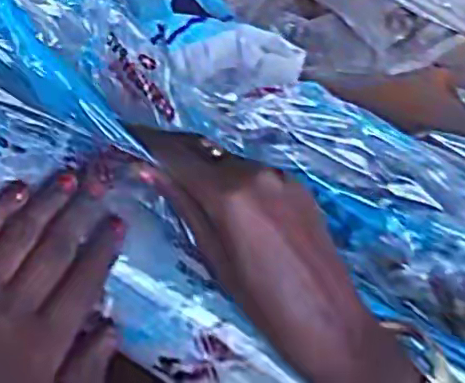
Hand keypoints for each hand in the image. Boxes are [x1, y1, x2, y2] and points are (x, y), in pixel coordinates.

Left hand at [0, 170, 123, 382]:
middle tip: (97, 184)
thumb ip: (85, 370)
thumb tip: (113, 327)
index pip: (83, 283)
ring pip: (22, 232)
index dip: (102, 249)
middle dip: (79, 213)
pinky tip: (19, 187)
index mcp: (45, 342)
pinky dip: (1, 207)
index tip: (117, 222)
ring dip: (47, 201)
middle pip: (55, 249)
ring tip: (67, 177)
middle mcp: (17, 306)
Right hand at [140, 131, 418, 382]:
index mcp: (228, 193)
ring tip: (185, 180)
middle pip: (199, 149)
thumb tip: (147, 169)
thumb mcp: (215, 260)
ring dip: (204, 164)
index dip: (146, 141)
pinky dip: (233, 178)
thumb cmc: (267, 308)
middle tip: (146, 151)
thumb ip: (183, 206)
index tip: (125, 132)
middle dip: (171, 148)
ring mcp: (278, 175)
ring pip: (226, 159)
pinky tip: (230, 200)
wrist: (340, 332)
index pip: (174, 154)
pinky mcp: (296, 184)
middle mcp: (252, 172)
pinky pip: (253, 172)